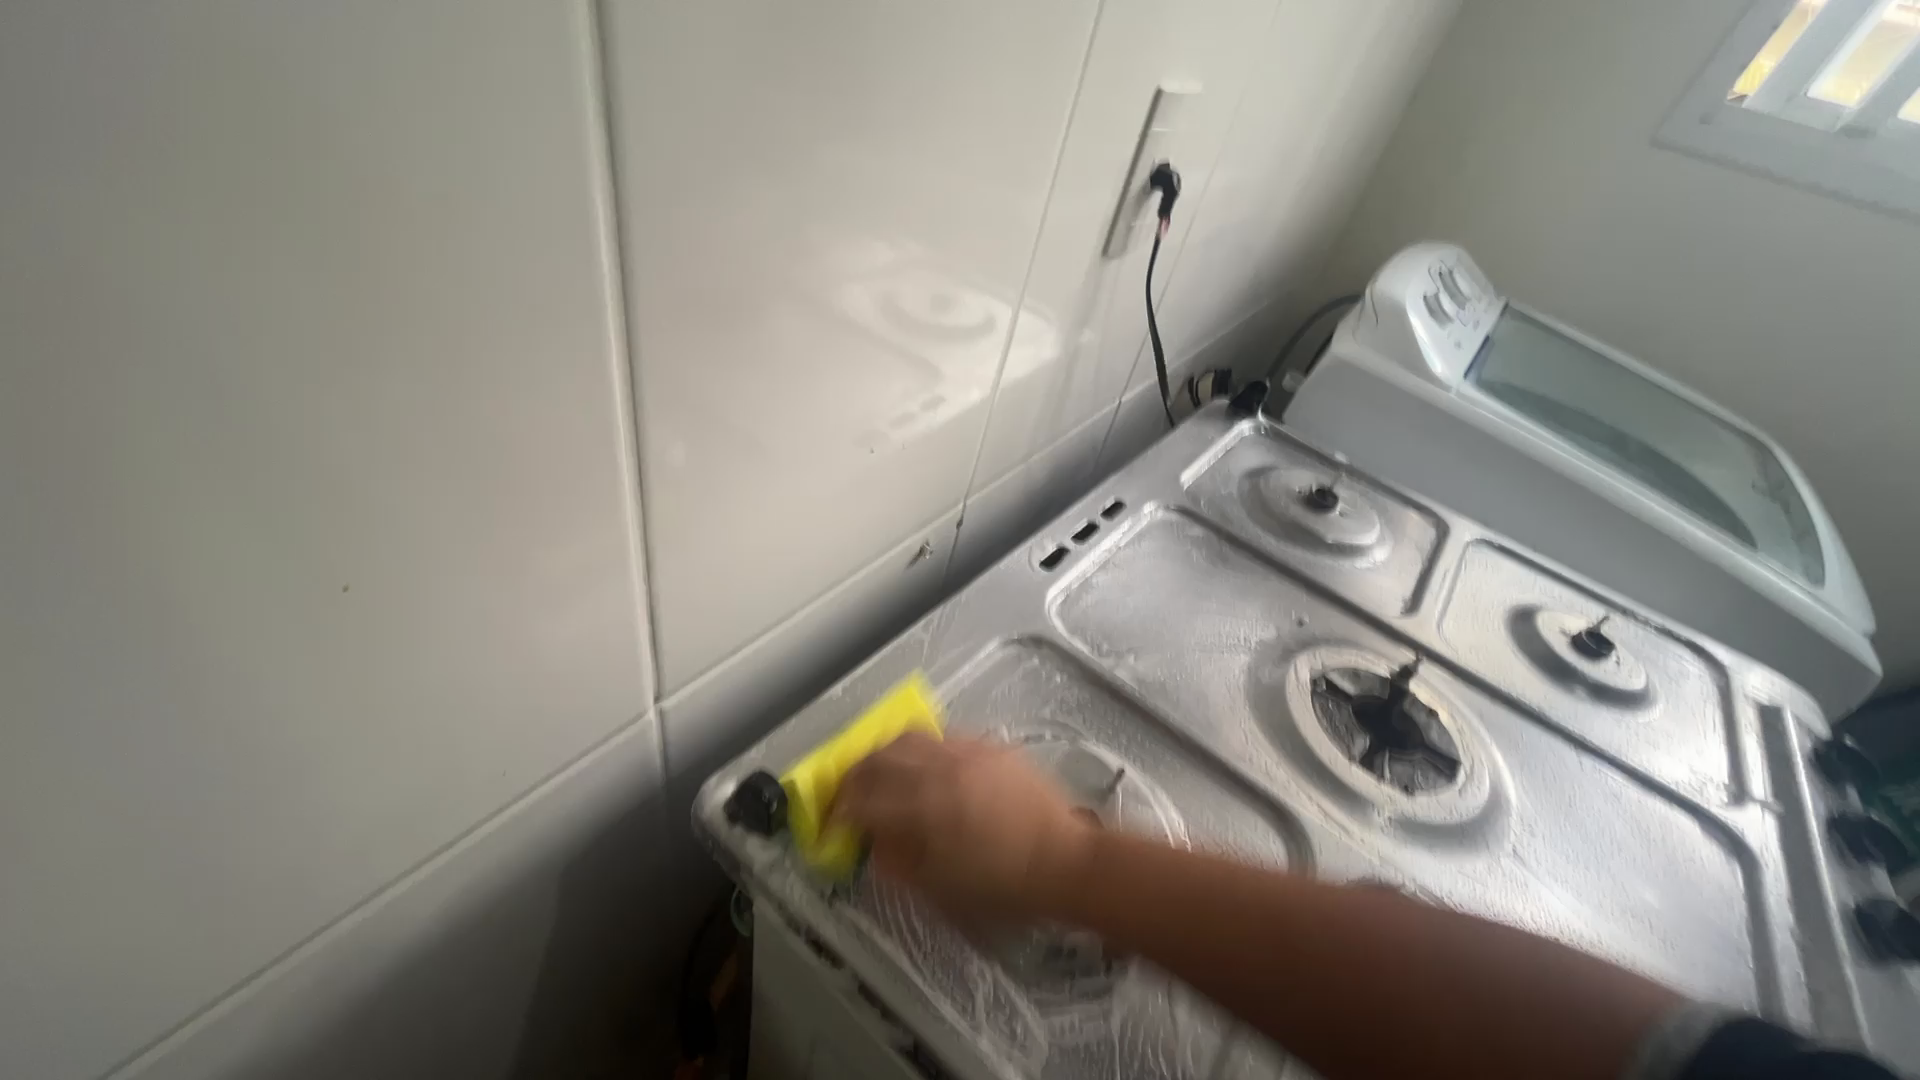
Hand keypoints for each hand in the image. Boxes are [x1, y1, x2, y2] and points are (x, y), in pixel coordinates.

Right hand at [831, 734, 1095, 922]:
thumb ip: (899, 862)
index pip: (859, 800)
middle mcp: (937, 769)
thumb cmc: (1004, 886)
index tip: (831, 824)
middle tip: (846, 795)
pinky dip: (920, 748)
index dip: (836, 812)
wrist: (1066, 860)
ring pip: (906, 737)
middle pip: (876, 758)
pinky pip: (941, 736)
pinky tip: (924, 764)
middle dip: (852, 777)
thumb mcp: (942, 889)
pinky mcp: (988, 745)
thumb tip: (873, 844)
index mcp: (921, 808)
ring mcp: (964, 751)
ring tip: (879, 772)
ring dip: (882, 754)